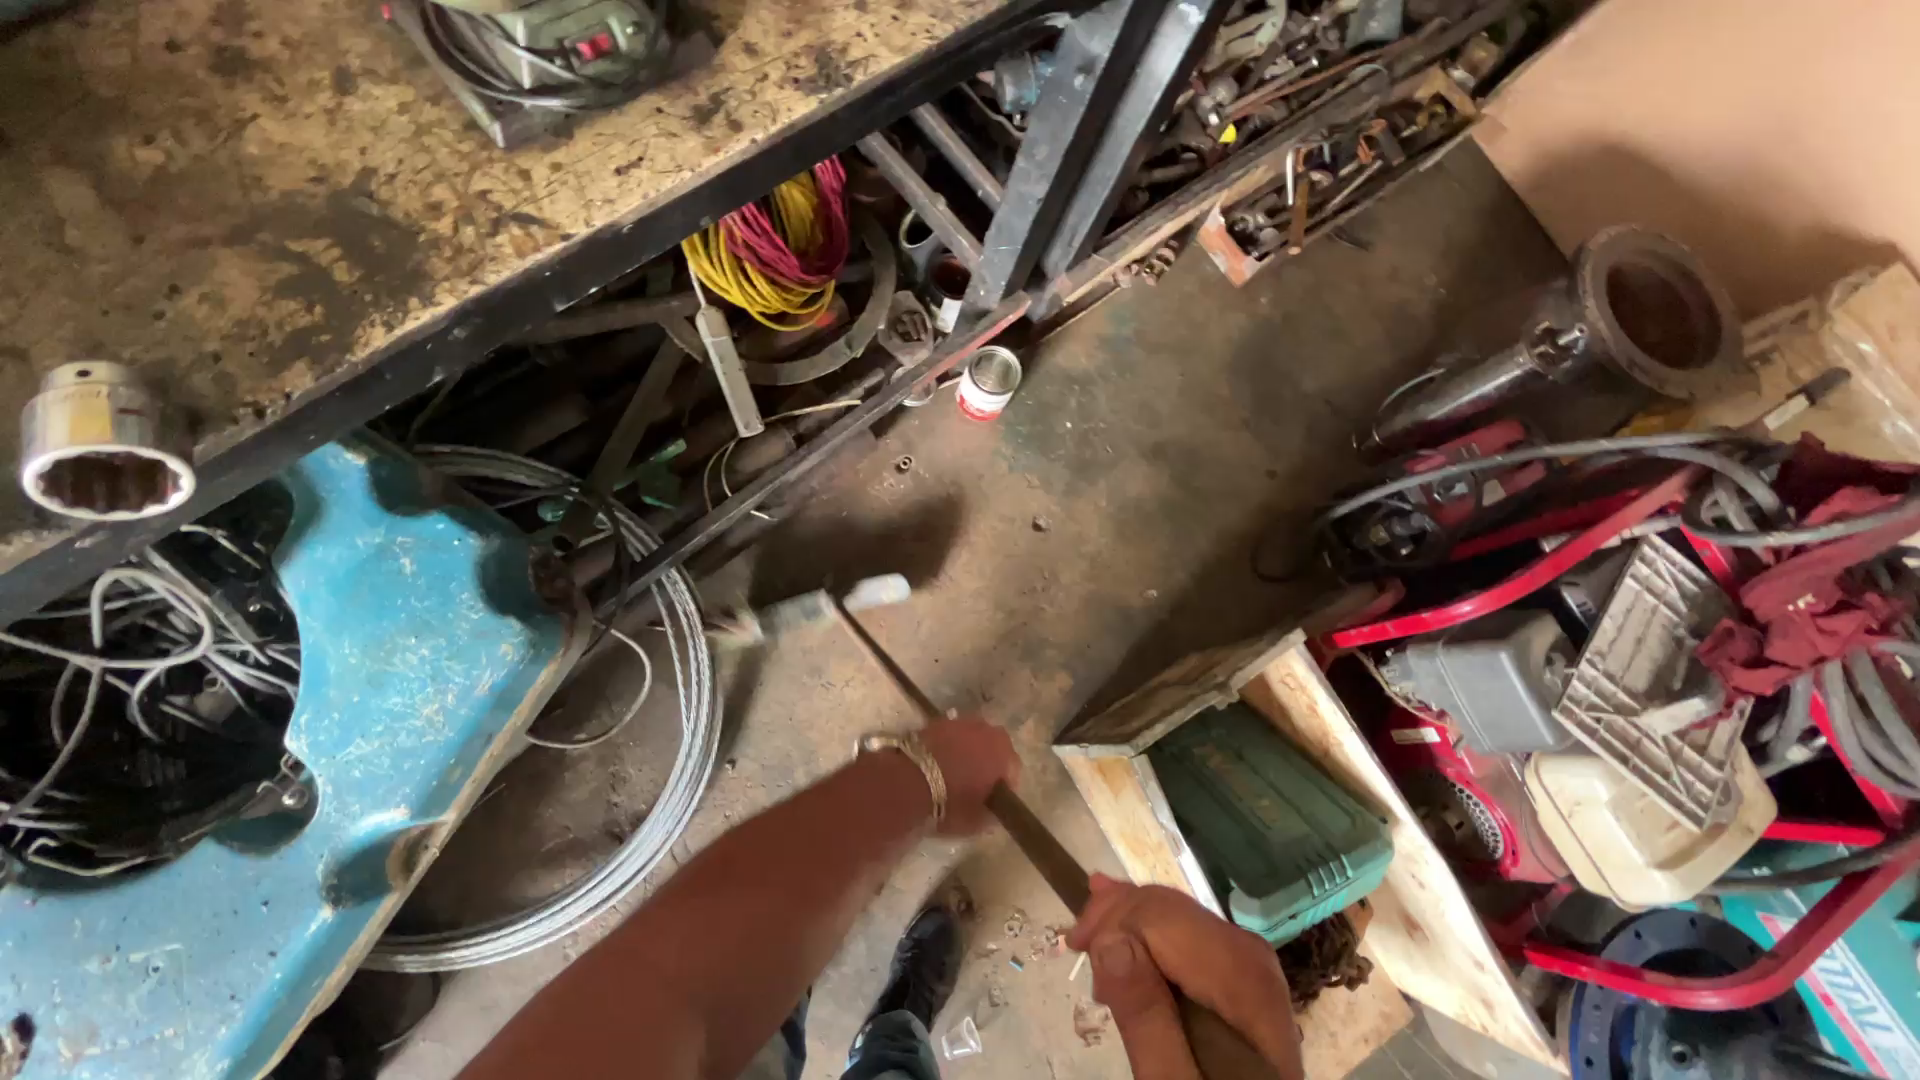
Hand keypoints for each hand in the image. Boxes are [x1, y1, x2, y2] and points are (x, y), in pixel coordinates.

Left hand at [920, 715, 1018, 835]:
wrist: (908, 782)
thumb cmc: (951, 803)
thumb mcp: (978, 822)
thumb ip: (992, 813)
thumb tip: (992, 810)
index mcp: (1003, 751)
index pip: (1013, 770)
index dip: (1004, 788)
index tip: (993, 802)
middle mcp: (985, 729)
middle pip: (992, 748)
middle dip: (986, 764)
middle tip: (974, 786)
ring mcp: (958, 722)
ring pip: (969, 739)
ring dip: (965, 752)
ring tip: (952, 775)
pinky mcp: (933, 722)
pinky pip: (947, 737)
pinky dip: (945, 748)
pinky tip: (935, 765)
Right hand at [1067, 875, 1301, 1079]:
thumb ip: (1146, 1022)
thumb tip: (1111, 941)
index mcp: (1240, 980)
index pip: (1162, 916)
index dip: (1113, 922)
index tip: (1075, 950)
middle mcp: (1249, 955)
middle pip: (1168, 908)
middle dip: (1116, 916)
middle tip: (1074, 943)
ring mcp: (1247, 960)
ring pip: (1174, 914)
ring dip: (1128, 924)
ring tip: (1091, 944)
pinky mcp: (1239, 971)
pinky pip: (1185, 931)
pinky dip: (1148, 934)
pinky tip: (1124, 938)